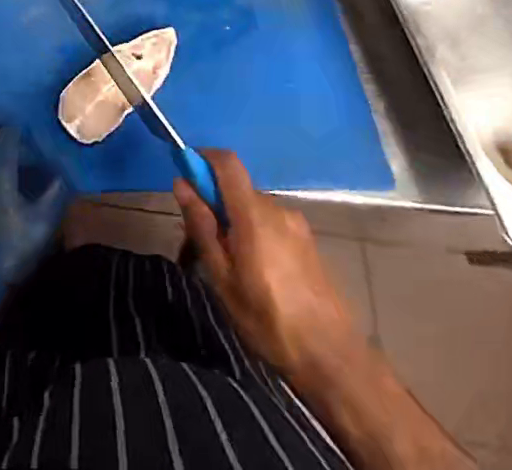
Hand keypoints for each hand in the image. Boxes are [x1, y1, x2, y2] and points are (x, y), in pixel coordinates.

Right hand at [174, 149, 360, 377]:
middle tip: (194, 249)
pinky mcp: (305, 239)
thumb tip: (182, 184)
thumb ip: (202, 227)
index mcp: (254, 214)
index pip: (228, 163)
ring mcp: (295, 223)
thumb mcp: (222, 277)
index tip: (183, 174)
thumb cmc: (267, 319)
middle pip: (236, 190)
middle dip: (212, 207)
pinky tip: (250, 273)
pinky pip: (269, 224)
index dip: (203, 158)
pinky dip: (251, 235)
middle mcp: (276, 208)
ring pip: (252, 210)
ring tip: (223, 270)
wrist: (329, 352)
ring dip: (231, 225)